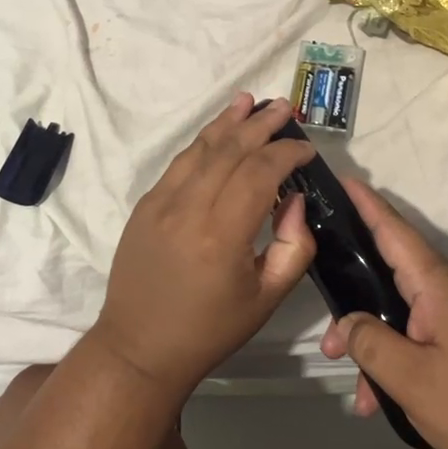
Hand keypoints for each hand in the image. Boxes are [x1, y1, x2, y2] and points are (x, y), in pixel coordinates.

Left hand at [89, 94, 317, 394]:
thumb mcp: (266, 298)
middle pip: (230, 151)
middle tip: (286, 107)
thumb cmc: (210, 329)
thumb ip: (292, 246)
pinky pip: (180, 163)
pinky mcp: (146, 204)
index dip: (286, 154)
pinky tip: (219, 129)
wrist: (140, 347)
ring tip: (252, 101)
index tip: (307, 149)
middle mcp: (188, 209)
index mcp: (222, 236)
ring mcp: (161, 202)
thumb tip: (296, 198)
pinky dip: (203, 141)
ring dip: (229, 122)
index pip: (260, 174)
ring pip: (201, 148)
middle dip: (261, 126)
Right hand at [319, 177, 447, 448]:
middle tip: (319, 320)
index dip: (363, 204)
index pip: (392, 230)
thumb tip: (346, 323)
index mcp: (437, 285)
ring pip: (396, 313)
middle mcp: (446, 291)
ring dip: (369, 341)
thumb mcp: (413, 380)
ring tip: (347, 380)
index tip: (337, 179)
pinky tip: (376, 401)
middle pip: (386, 271)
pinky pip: (413, 338)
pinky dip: (392, 362)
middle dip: (349, 294)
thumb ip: (370, 343)